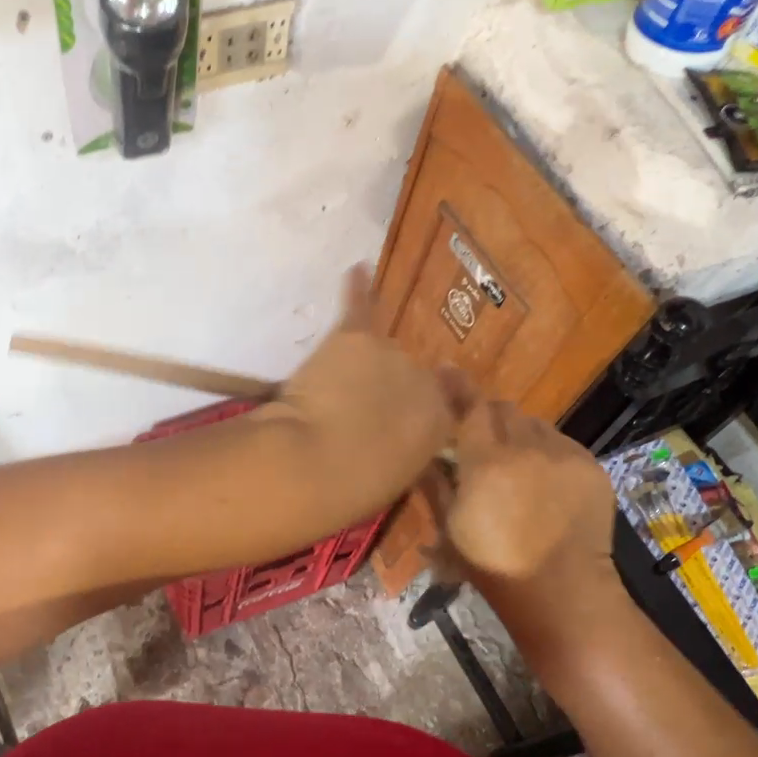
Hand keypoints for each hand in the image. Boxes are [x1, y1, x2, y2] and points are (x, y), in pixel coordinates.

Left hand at [267, 263, 458, 518]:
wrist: (314, 462)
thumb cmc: (350, 488)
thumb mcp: (393, 480)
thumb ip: (402, 452)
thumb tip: (393, 440)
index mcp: (439, 425)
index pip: (443, 405)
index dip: (420, 408)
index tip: (404, 415)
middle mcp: (425, 382)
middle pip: (409, 376)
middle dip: (386, 391)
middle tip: (356, 414)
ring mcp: (390, 355)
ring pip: (379, 355)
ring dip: (362, 369)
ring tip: (334, 392)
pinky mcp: (353, 337)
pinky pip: (359, 306)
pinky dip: (356, 288)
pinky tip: (357, 268)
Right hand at [426, 399, 616, 588]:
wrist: (561, 591)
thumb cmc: (493, 567)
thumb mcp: (449, 530)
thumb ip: (435, 484)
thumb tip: (423, 454)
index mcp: (485, 462)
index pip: (469, 405)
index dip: (455, 386)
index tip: (444, 373)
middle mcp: (526, 447)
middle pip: (502, 409)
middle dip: (486, 416)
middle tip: (477, 436)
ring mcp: (564, 455)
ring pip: (534, 424)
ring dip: (517, 433)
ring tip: (513, 462)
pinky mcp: (591, 467)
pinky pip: (562, 444)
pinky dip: (546, 452)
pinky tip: (542, 480)